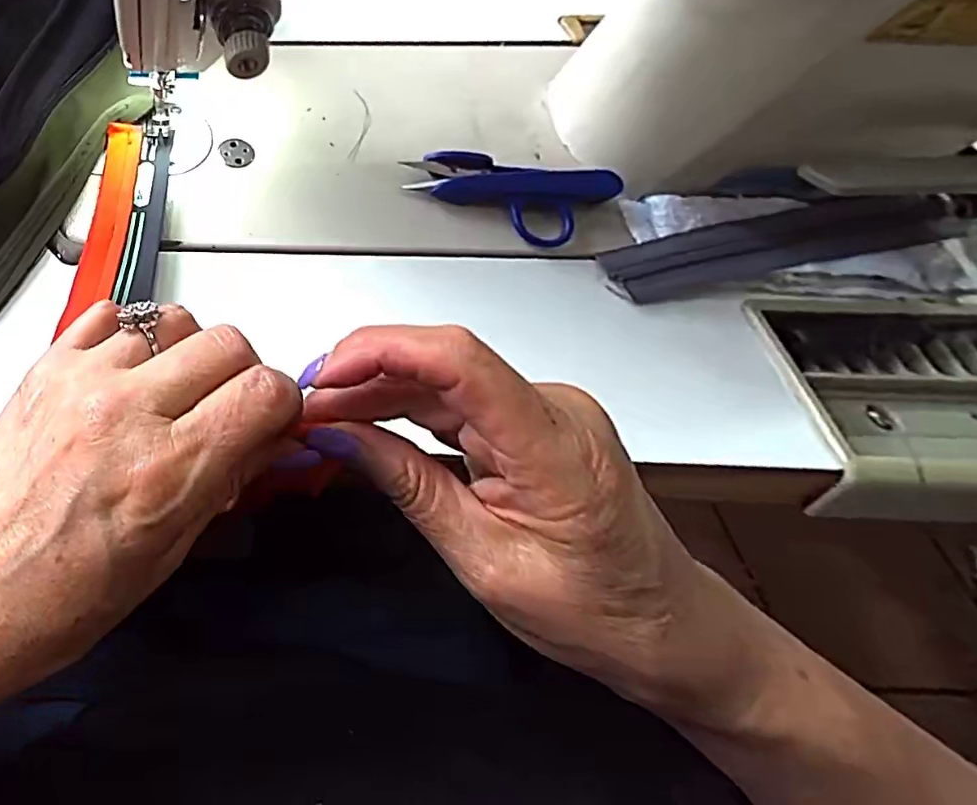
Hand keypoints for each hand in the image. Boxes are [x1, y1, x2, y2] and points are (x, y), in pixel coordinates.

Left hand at [0, 302, 301, 795]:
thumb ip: (227, 477)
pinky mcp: (48, 367)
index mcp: (167, 472)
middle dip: (241, 372)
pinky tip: (126, 371)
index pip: (263, 392)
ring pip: (174, 319)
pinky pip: (111, 314)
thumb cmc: (63, 594)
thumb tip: (267, 435)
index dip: (281, 401)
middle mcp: (127, 414)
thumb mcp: (171, 551)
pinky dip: (132, 336)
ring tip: (170, 388)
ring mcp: (84, 382)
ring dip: (186, 352)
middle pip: (227, 342)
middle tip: (226, 401)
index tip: (270, 413)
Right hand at [301, 325, 772, 725]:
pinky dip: (402, 406)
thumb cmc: (601, 610)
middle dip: (363, 374)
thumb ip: (408, 486)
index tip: (328, 374)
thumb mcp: (484, 562)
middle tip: (310, 407)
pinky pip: (452, 397)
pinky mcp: (526, 417)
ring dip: (376, 390)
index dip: (382, 351)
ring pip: (438, 376)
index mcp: (555, 445)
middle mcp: (552, 407)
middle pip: (439, 360)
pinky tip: (366, 420)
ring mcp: (540, 407)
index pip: (459, 360)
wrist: (666, 626)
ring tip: (326, 416)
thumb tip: (344, 437)